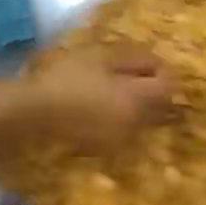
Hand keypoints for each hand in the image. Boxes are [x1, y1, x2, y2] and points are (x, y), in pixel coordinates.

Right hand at [31, 48, 175, 152]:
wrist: (37, 109)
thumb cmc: (70, 75)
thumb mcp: (102, 56)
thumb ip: (134, 59)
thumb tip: (156, 61)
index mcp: (136, 100)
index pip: (168, 88)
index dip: (163, 71)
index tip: (148, 61)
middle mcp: (134, 125)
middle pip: (161, 107)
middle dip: (156, 89)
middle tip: (137, 72)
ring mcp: (120, 140)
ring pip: (145, 120)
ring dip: (142, 104)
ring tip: (120, 87)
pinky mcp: (105, 147)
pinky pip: (127, 130)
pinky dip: (125, 117)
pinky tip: (106, 104)